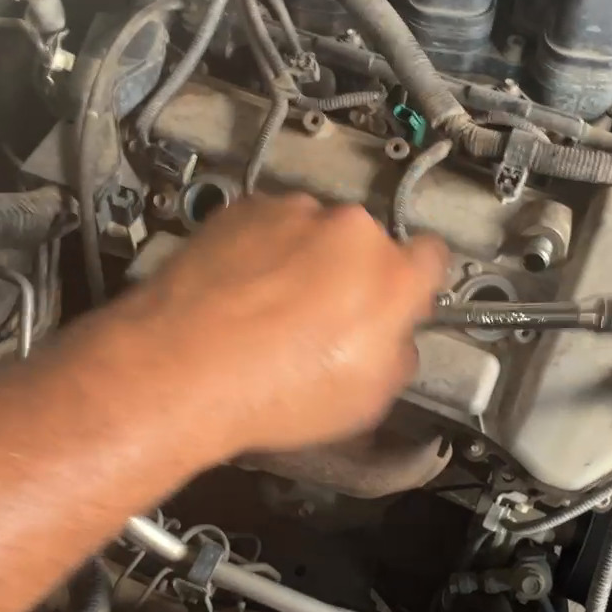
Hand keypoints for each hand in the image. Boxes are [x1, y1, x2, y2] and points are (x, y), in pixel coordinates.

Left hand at [104, 194, 447, 459]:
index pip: (432, 259)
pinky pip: (271, 228)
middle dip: (355, 279)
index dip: (418, 284)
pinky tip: (246, 297)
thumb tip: (395, 345)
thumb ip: (399, 357)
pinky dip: (265, 253)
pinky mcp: (245, 211)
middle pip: (369, 247)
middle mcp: (349, 232)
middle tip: (327, 324)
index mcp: (393, 276)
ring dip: (308, 264)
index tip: (404, 299)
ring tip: (276, 316)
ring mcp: (294, 215)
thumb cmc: (269, 390)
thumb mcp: (366, 401)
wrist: (180, 370)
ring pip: (318, 235)